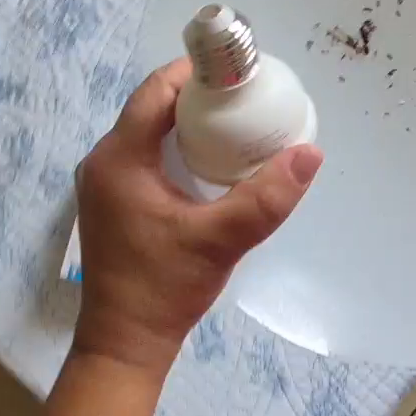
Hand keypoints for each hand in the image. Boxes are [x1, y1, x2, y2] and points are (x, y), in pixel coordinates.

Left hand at [72, 58, 323, 376]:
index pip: (155, 91)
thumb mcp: (221, 241)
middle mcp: (104, 160)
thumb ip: (266, 198)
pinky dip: (177, 143)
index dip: (195, 72)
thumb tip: (310, 153)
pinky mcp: (113, 199)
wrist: (124, 345)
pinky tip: (210, 158)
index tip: (237, 70)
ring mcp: (105, 181)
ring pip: (149, 129)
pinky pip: (145, 152)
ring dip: (188, 118)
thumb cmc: (165, 289)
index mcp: (120, 158)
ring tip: (235, 120)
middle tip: (245, 94)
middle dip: (198, 93)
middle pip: (152, 105)